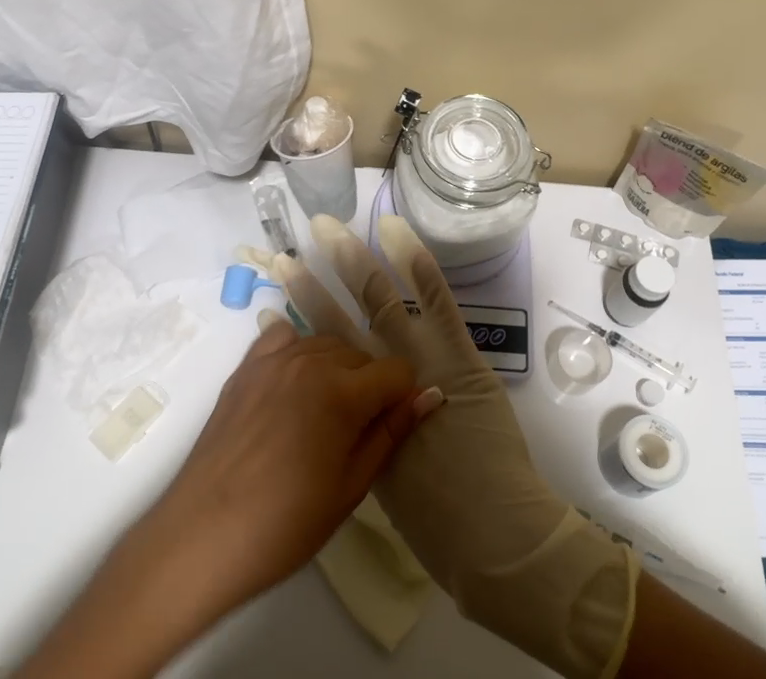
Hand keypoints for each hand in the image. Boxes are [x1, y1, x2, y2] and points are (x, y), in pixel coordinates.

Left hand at [151, 319, 437, 611]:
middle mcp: (307, 363)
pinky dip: (296, 352)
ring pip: (324, 346)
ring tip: (324, 416)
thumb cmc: (286, 524)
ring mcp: (270, 363)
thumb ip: (389, 433)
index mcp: (341, 392)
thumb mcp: (350, 486)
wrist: (203, 535)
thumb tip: (429, 396)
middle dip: (370, 386)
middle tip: (358, 433)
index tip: (393, 428)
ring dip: (336, 371)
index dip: (403, 398)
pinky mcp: (242, 371)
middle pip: (360, 356)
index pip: (396, 371)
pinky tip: (293, 386)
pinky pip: (281, 339)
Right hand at [276, 216, 638, 678]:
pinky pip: (437, 305)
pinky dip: (420, 268)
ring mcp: (420, 362)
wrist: (490, 535)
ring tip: (329, 229)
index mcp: (357, 409)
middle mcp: (378, 378)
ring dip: (355, 261)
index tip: (276, 304)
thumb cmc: (434, 525)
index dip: (299, 328)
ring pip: (380, 301)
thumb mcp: (379, 485)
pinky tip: (398, 235)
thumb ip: (358, 440)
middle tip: (286, 254)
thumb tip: (333, 414)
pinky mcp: (459, 356)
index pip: (322, 356)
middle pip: (337, 321)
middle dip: (311, 285)